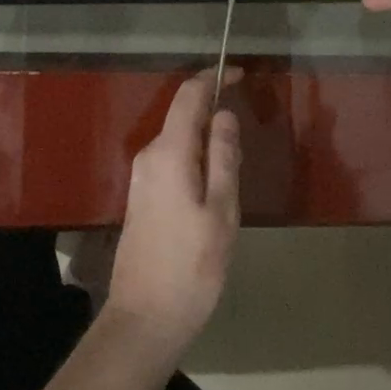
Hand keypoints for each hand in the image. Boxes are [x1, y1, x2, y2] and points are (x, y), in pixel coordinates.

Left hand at [105, 67, 242, 354]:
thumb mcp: (221, 211)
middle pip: (181, 116)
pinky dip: (195, 156)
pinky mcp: (142, 196)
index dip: (214, 78)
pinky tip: (215, 180)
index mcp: (168, 153)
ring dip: (206, 136)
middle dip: (213, 109)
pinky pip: (172, 159)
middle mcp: (149, 156)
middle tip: (248, 125)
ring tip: (237, 156)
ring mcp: (141, 177)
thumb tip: (224, 114)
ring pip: (178, 139)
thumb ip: (224, 158)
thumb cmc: (192, 265)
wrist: (146, 316)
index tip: (242, 73)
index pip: (188, 96)